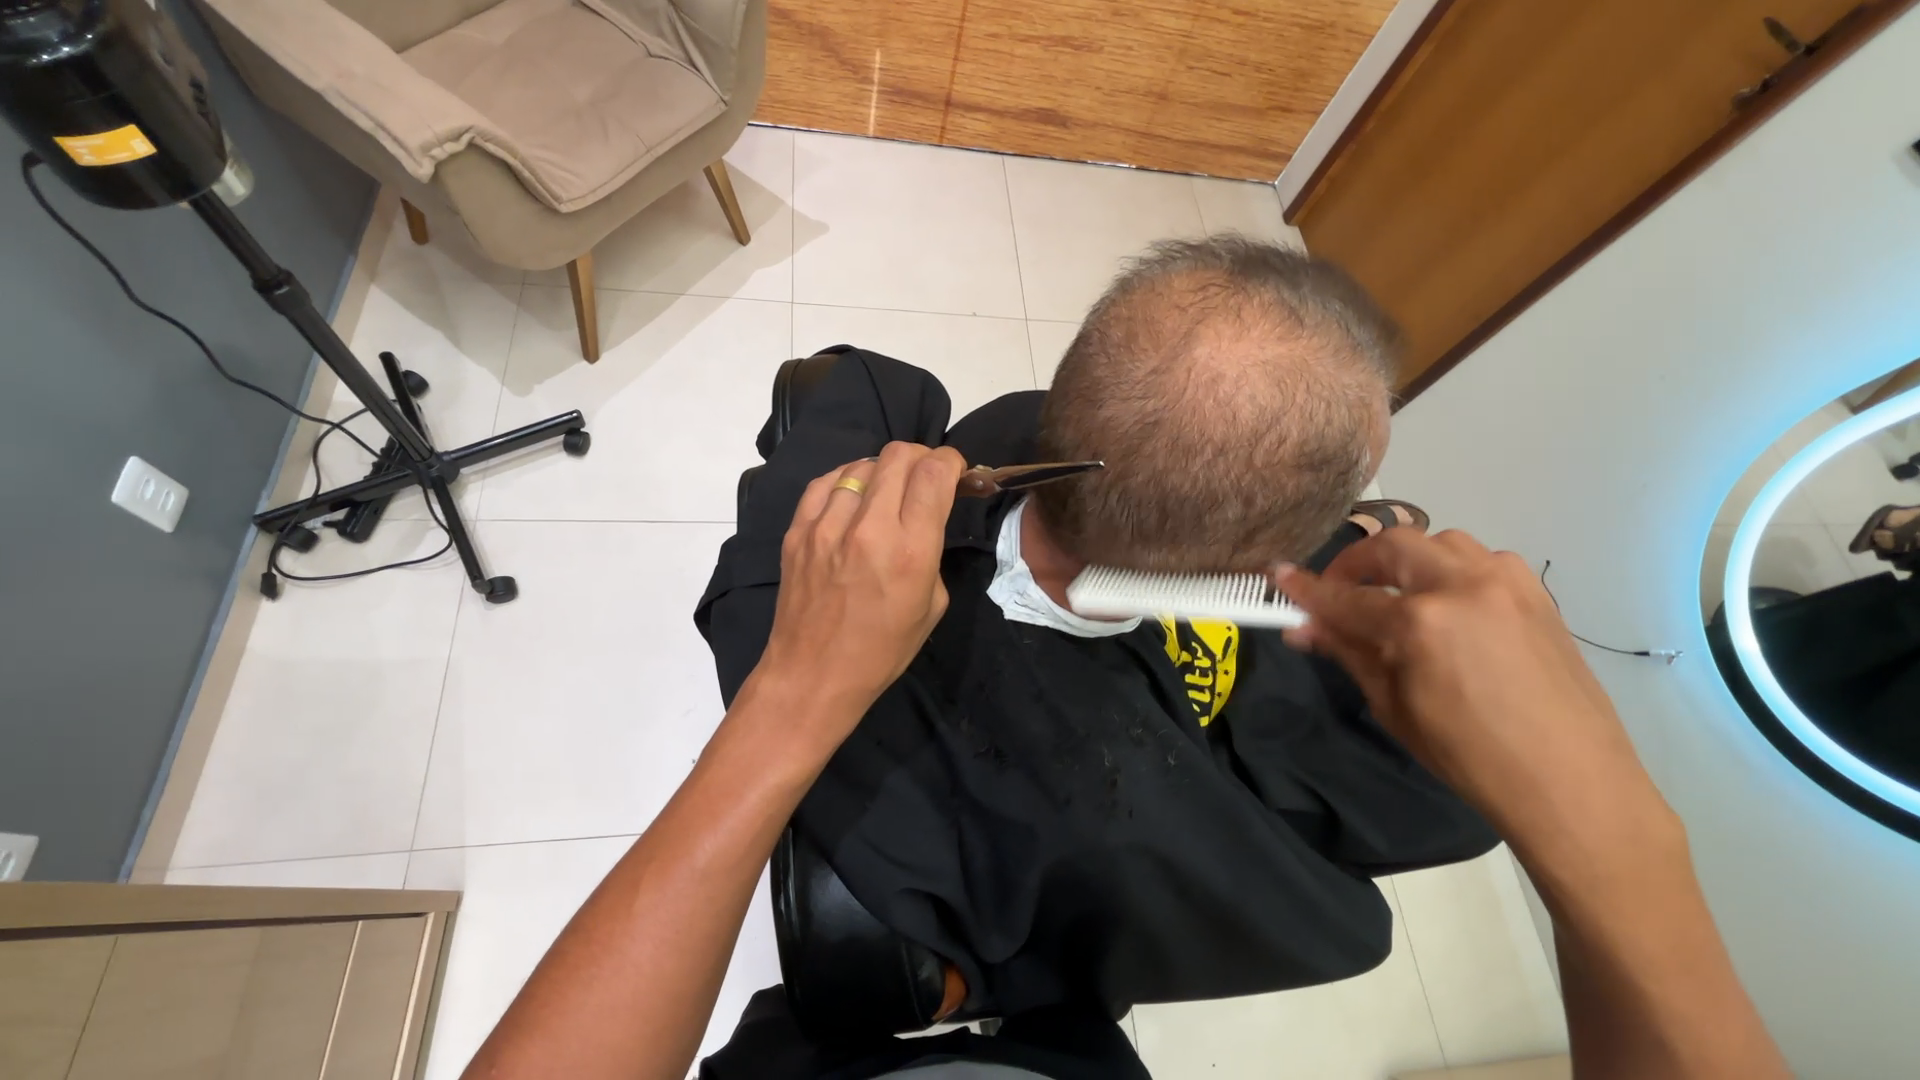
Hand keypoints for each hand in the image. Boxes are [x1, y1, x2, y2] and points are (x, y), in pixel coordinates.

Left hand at [753, 442, 966, 739]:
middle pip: (899, 456)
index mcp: (911, 550)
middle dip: (921, 458)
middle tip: (926, 476)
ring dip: (884, 470)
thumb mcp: (933, 604)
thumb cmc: (882, 649)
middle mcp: (869, 528)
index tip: (956, 472)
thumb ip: (932, 550)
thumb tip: (928, 515)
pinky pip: (825, 482)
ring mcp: (827, 526)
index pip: (934, 473)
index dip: (951, 461)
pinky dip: (847, 480)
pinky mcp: (797, 530)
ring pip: (862, 465)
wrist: (814, 673)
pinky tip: (853, 494)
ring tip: (888, 490)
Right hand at [1273, 531, 1676, 869]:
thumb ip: (1348, 653)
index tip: (1278, 577)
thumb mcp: (1393, 705)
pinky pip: (1481, 561)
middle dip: (1356, 563)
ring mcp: (1506, 583)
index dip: (1306, 589)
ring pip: (1440, 543)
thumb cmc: (1469, 755)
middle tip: (1338, 590)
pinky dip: (1451, 571)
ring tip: (1397, 595)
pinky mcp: (1536, 593)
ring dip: (1407, 560)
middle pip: (1392, 546)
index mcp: (1421, 622)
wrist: (1570, 781)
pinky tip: (1448, 607)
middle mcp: (1463, 586)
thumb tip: (1302, 627)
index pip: (1345, 597)